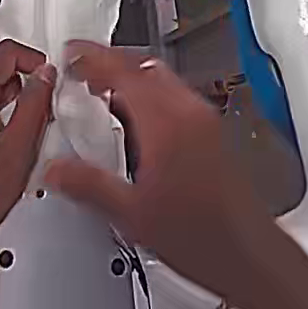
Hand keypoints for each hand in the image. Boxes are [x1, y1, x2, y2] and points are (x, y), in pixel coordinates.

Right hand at [43, 42, 307, 308]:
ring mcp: (204, 121)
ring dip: (131, 77)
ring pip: (162, 78)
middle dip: (110, 62)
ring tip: (102, 93)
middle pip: (144, 67)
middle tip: (83, 70)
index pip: (124, 73)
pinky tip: (134, 119)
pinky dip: (149, 93)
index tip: (73, 53)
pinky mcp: (212, 132)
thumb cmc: (203, 238)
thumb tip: (57, 170)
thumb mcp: (131, 215)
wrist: (249, 255)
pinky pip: (175, 95)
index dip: (94, 59)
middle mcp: (189, 114)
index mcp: (166, 125)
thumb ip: (90, 185)